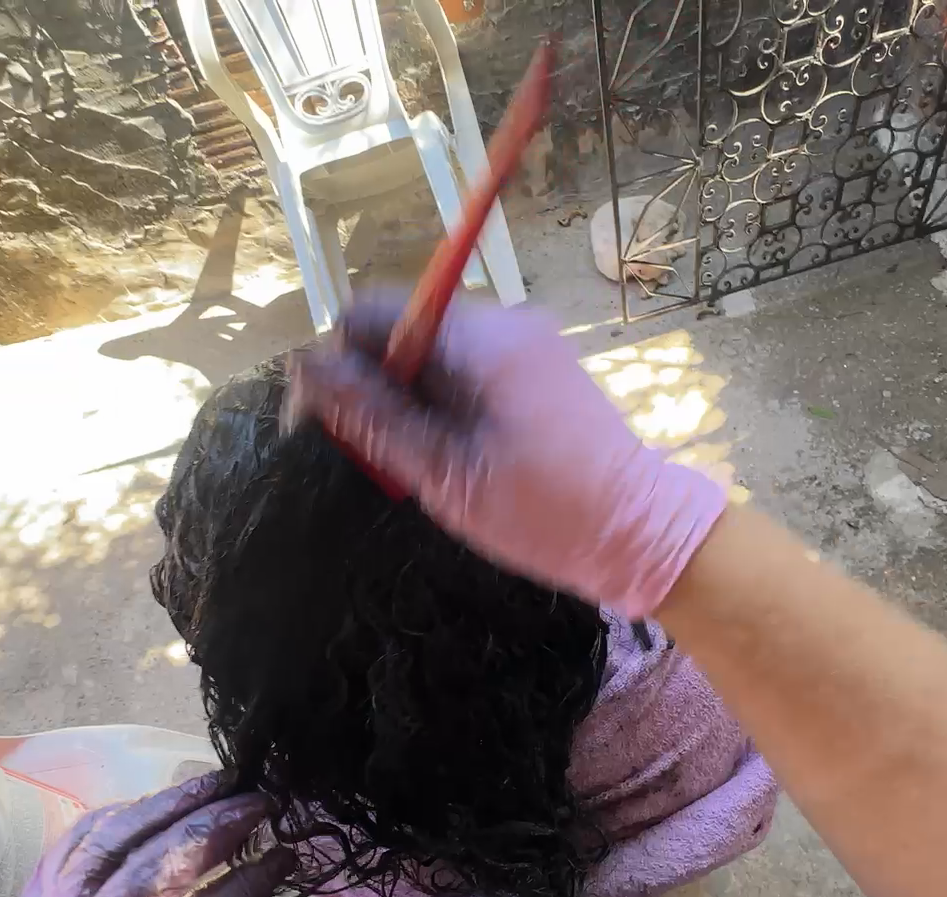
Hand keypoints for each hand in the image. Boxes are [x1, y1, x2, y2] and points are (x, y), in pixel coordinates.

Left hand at [0, 772, 292, 896]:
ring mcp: (59, 892)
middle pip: (157, 863)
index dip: (252, 879)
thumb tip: (274, 873)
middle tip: (264, 801)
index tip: (287, 853)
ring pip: (126, 828)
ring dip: (184, 799)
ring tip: (229, 781)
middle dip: (218, 824)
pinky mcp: (50, 864)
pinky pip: (105, 820)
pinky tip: (183, 797)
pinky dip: (150, 804)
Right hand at [290, 295, 726, 616]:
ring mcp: (529, 342)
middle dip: (381, 387)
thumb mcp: (446, 473)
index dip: (341, 360)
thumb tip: (304, 370)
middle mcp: (506, 321)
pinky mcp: (541, 367)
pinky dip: (450, 405)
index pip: (373, 312)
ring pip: (436, 355)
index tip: (336, 420)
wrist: (642, 534)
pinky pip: (471, 370)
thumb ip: (373, 418)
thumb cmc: (545, 514)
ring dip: (416, 402)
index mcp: (480, 338)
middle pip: (405, 332)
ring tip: (432, 462)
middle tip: (389, 457)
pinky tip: (463, 452)